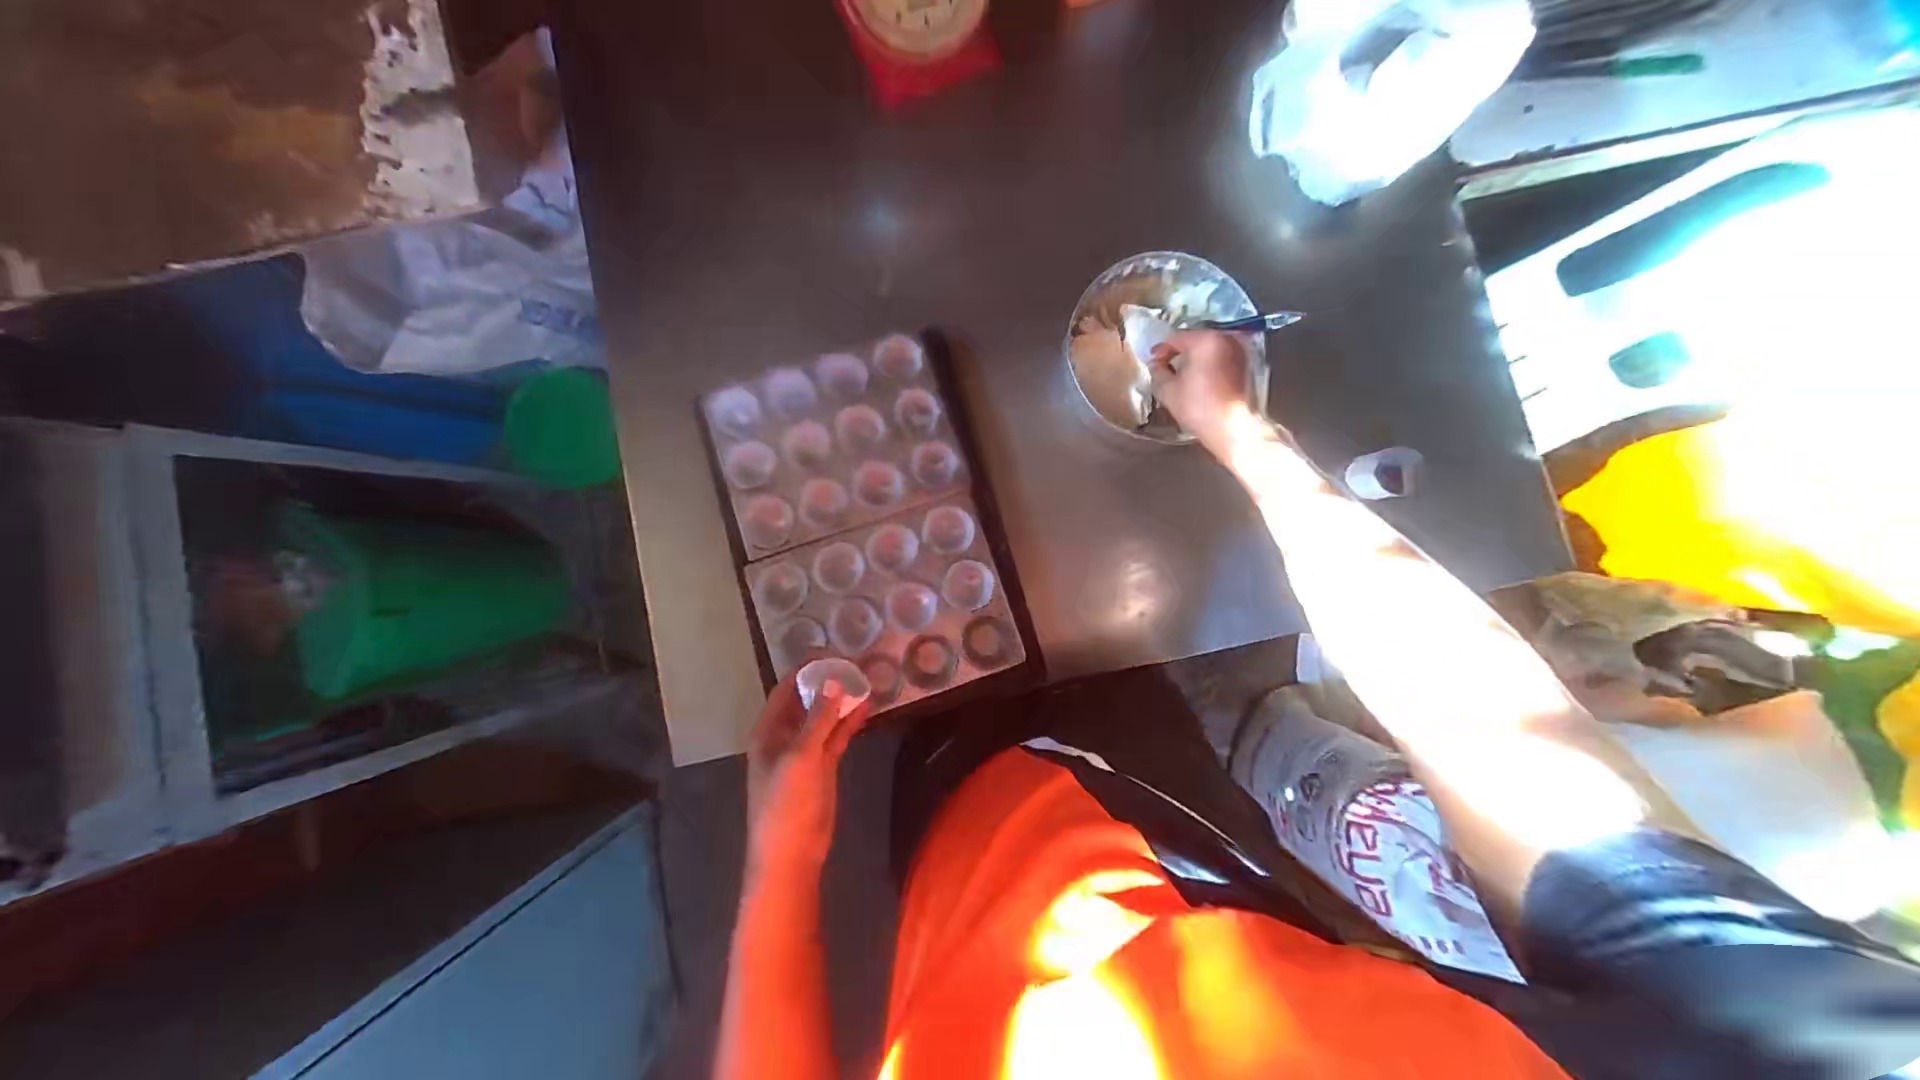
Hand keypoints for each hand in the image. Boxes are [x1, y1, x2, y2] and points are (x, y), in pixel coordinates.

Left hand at [744, 671, 871, 876]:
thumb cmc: (786, 803)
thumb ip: (819, 718)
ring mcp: (805, 751)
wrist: (791, 853)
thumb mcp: (801, 756)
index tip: (835, 653)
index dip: (808, 669)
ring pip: (825, 718)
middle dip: (829, 682)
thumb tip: (834, 681)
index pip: (787, 689)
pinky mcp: (823, 766)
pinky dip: (850, 722)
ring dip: (842, 701)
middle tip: (857, 663)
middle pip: (807, 700)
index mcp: (769, 730)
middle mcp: (785, 736)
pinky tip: (868, 707)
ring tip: (867, 679)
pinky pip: (836, 736)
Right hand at [1149, 330, 1256, 452]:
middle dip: (1178, 352)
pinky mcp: (1246, 363)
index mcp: (1204, 340)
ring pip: (1209, 348)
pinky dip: (1209, 363)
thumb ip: (1157, 371)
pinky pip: (1221, 356)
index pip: (1175, 338)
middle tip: (1166, 366)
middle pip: (1194, 340)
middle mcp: (1225, 338)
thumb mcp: (1167, 390)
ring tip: (1182, 373)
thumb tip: (1156, 364)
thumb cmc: (1198, 407)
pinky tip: (1200, 378)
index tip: (1153, 362)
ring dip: (1194, 357)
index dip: (1160, 350)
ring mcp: (1239, 350)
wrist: (1232, 427)